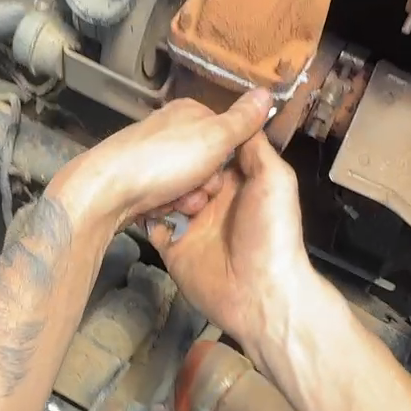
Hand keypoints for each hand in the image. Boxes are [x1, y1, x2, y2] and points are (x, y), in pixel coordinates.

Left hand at [46, 90, 272, 234]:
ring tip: (174, 203)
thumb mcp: (214, 138)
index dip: (229, 157)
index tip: (224, 171)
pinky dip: (165, 206)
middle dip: (206, 184)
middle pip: (208, 164)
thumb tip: (268, 91)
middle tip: (196, 191)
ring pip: (188, 185)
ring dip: (187, 200)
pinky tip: (158, 209)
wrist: (108, 190)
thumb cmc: (165, 160)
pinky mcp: (136, 182)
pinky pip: (165, 197)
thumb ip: (242, 120)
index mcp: (189, 113)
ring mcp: (151, 157)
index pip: (226, 134)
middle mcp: (169, 130)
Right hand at [146, 131, 326, 365]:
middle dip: (173, 162)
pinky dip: (144, 214)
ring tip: (149, 175)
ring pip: (166, 196)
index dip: (198, 140)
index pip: (213, 154)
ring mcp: (191, 226)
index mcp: (239, 184)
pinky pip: (153, 226)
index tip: (177, 123)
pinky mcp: (174, 248)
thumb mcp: (274, 180)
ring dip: (158, 186)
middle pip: (185, 172)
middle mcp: (213, 202)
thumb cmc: (271, 233)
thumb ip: (255, 148)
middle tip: (158, 151)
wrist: (259, 293)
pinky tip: (136, 200)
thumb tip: (243, 116)